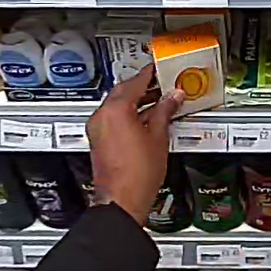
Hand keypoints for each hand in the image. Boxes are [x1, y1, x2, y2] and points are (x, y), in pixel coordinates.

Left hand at [86, 65, 182, 222]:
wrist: (122, 201)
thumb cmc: (137, 174)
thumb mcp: (158, 136)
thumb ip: (165, 111)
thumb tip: (172, 97)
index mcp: (115, 110)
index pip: (135, 82)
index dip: (149, 74)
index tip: (159, 68)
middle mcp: (102, 116)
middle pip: (123, 91)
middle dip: (143, 86)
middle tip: (161, 83)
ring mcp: (98, 128)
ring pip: (117, 104)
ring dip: (136, 100)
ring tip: (158, 100)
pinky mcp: (99, 139)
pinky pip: (113, 117)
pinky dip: (128, 113)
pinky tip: (146, 117)